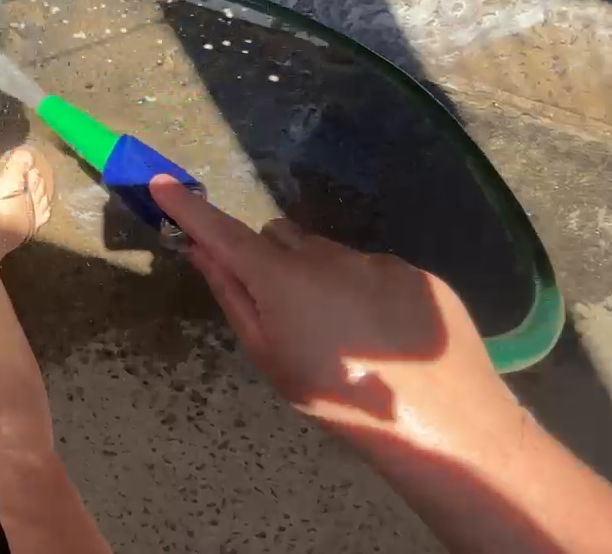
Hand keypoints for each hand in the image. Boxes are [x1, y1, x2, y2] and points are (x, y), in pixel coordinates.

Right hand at [152, 179, 527, 462]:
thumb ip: (231, 295)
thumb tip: (201, 251)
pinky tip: (385, 331)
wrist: (451, 429)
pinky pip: (372, 268)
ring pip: (326, 253)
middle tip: (285, 306)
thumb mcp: (267, 355)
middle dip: (269, 258)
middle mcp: (323, 255)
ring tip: (346, 329)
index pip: (220, 231)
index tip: (160, 182)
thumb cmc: (337, 396)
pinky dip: (365, 289)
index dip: (188, 207)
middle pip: (276, 237)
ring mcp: (374, 260)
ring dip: (319, 275)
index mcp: (279, 278)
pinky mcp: (416, 273)